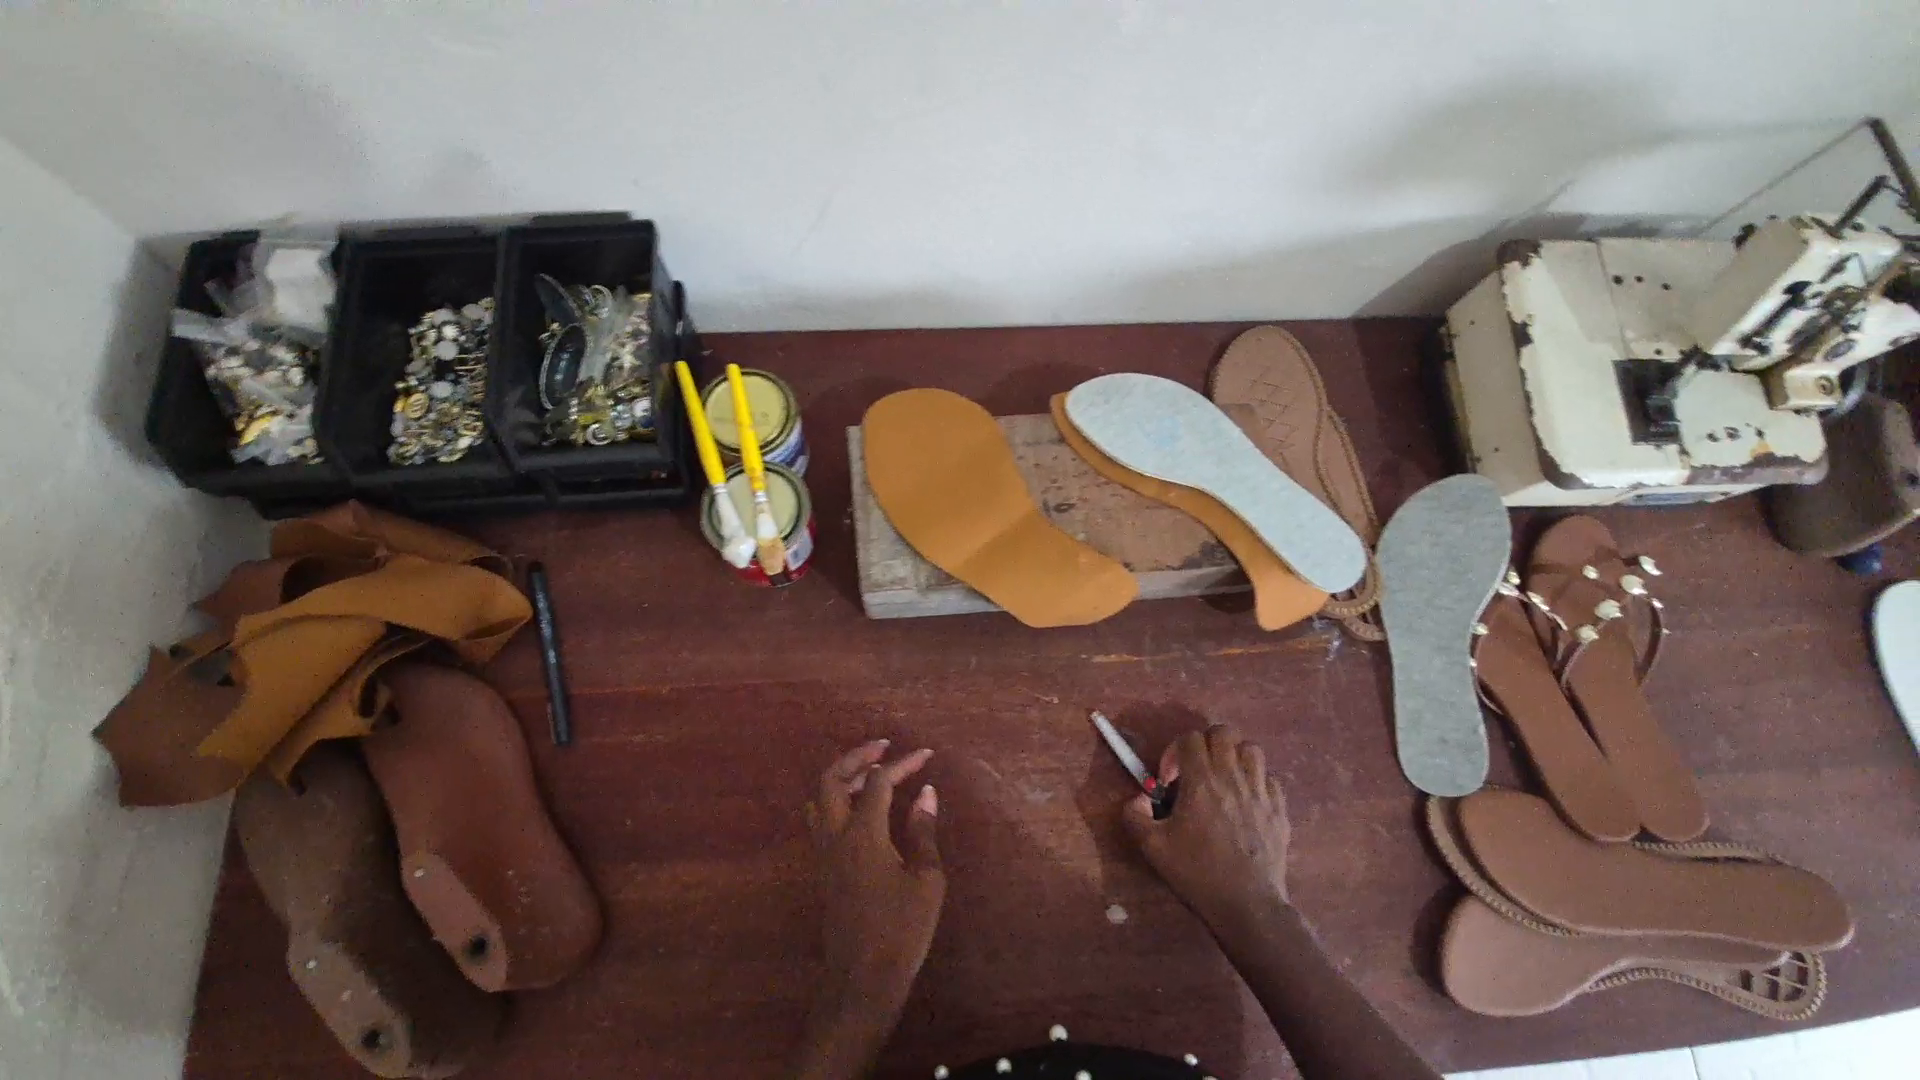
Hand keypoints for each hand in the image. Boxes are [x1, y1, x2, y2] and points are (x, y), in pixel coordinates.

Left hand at [795, 740, 943, 1078]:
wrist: (861, 979)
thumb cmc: (901, 930)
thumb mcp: (926, 880)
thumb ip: (923, 831)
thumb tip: (926, 793)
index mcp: (863, 834)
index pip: (878, 782)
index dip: (902, 763)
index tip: (926, 754)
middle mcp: (836, 835)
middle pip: (831, 779)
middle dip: (856, 756)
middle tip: (883, 747)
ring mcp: (823, 852)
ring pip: (819, 798)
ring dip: (841, 777)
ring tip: (870, 772)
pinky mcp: (822, 868)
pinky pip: (819, 819)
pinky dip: (835, 800)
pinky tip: (858, 808)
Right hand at [1123, 725, 1289, 929]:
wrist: (1247, 904)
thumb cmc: (1197, 872)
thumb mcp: (1153, 847)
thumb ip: (1134, 815)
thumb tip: (1138, 799)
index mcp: (1201, 781)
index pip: (1189, 738)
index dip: (1173, 752)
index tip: (1169, 781)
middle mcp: (1233, 776)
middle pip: (1222, 732)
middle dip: (1204, 744)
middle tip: (1195, 771)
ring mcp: (1260, 791)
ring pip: (1251, 749)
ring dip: (1233, 756)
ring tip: (1223, 780)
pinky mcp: (1280, 808)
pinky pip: (1269, 778)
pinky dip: (1255, 781)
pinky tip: (1245, 802)